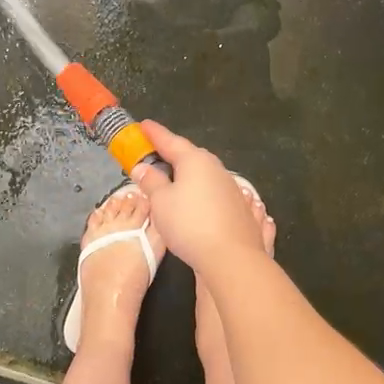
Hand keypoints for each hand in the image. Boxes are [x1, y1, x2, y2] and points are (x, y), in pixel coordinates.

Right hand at [130, 121, 265, 270]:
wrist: (233, 258)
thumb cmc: (189, 224)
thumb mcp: (161, 202)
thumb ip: (151, 181)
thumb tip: (142, 167)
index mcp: (195, 160)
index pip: (170, 141)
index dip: (154, 134)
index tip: (143, 125)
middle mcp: (216, 168)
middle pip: (191, 156)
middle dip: (173, 153)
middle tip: (157, 153)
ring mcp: (232, 188)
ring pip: (205, 174)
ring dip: (189, 174)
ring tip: (175, 178)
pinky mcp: (241, 209)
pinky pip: (215, 191)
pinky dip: (202, 190)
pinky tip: (199, 201)